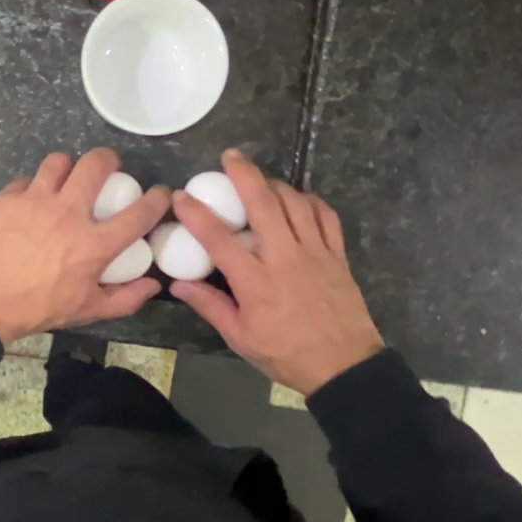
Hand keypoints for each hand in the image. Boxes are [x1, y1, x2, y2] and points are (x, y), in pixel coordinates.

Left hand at [0, 149, 169, 344]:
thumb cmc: (39, 309)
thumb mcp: (88, 311)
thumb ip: (125, 298)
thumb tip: (153, 284)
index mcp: (95, 244)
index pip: (139, 212)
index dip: (156, 199)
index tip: (158, 194)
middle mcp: (69, 213)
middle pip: (96, 164)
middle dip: (109, 160)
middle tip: (108, 169)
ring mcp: (36, 201)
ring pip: (59, 161)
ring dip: (68, 167)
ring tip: (66, 179)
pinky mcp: (8, 199)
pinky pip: (26, 180)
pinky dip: (33, 187)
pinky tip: (32, 202)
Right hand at [167, 149, 383, 395]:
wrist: (344, 366)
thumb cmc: (286, 354)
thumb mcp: (240, 337)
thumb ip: (209, 305)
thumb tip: (178, 284)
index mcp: (256, 282)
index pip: (219, 239)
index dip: (197, 214)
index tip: (181, 196)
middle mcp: (285, 258)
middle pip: (263, 204)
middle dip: (244, 174)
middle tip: (230, 156)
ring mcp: (315, 253)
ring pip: (295, 203)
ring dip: (276, 184)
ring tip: (261, 179)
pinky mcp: (337, 255)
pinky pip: (325, 216)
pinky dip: (310, 201)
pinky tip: (298, 198)